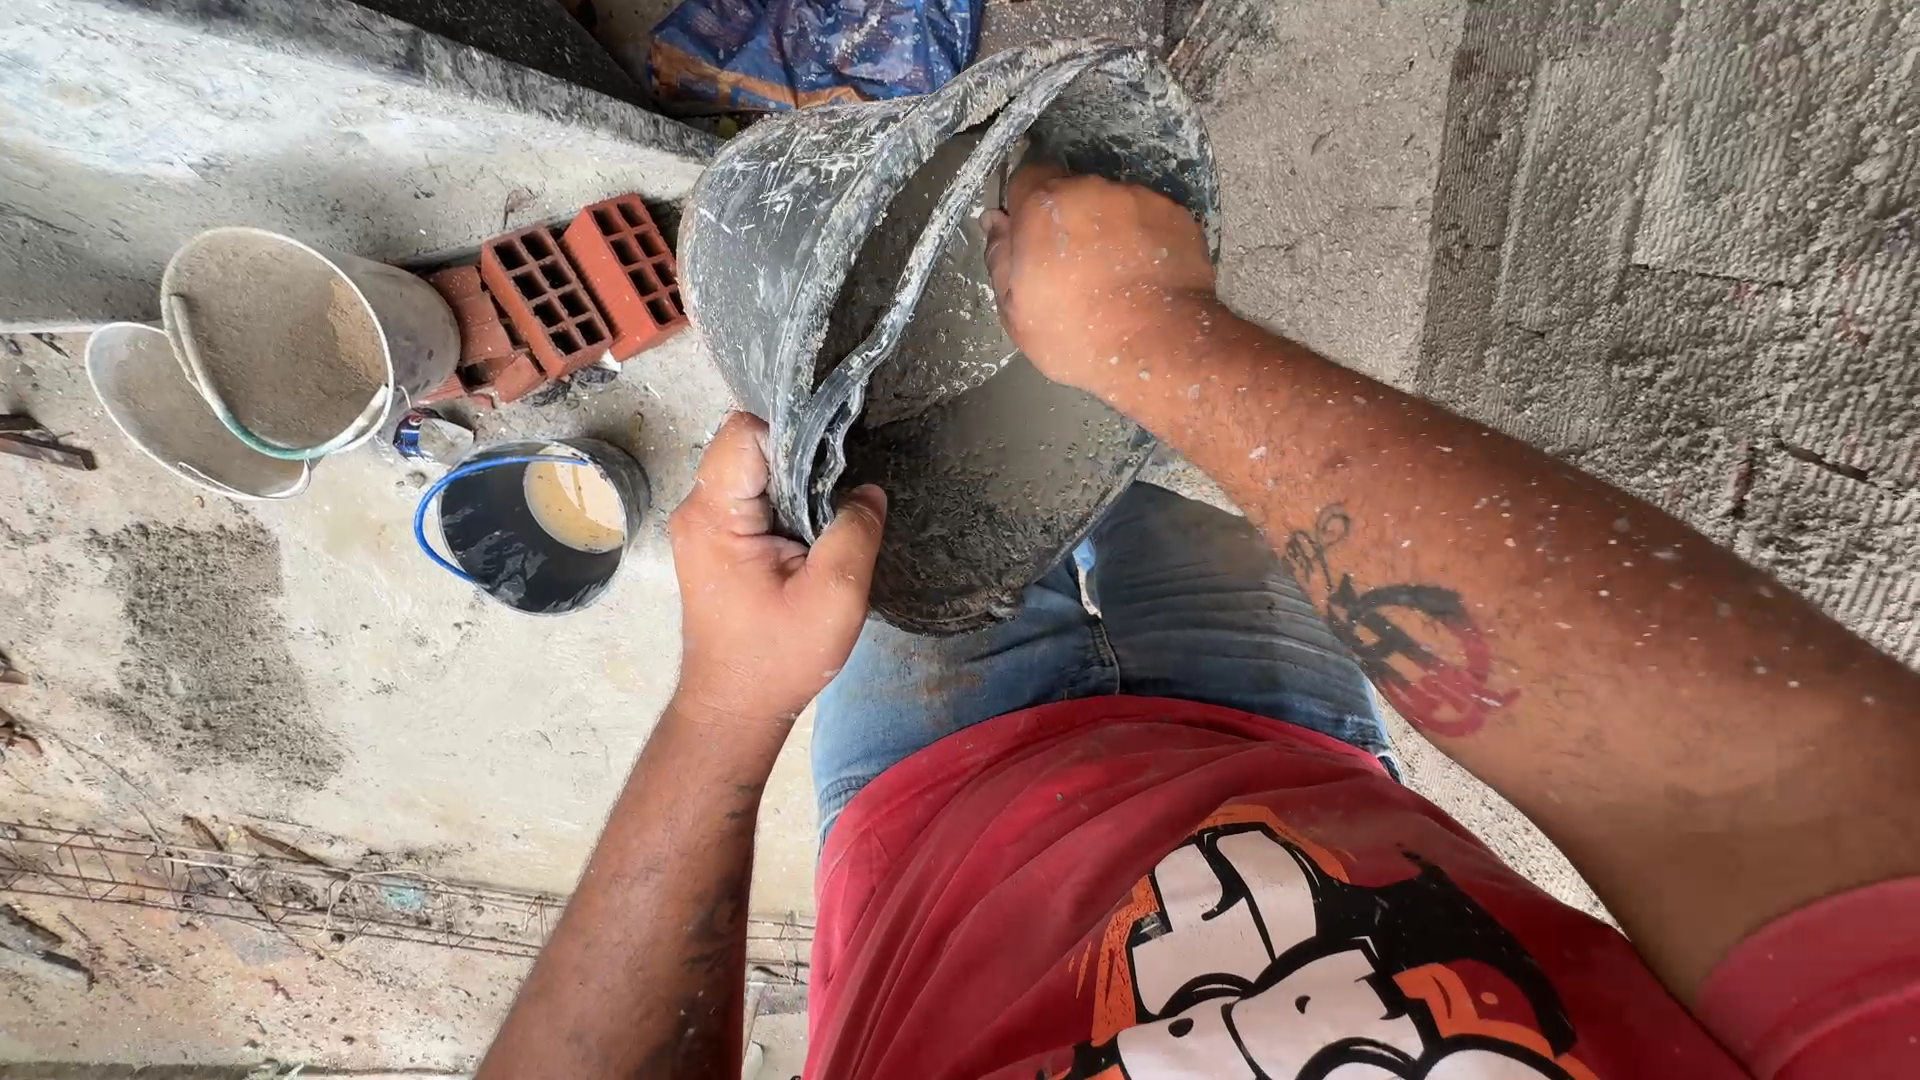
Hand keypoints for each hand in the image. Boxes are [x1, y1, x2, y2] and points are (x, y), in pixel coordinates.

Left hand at [667, 413, 886, 729]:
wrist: (736, 708)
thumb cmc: (778, 658)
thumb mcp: (835, 596)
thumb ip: (856, 532)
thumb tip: (868, 493)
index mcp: (715, 516)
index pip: (745, 432)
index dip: (794, 432)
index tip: (835, 457)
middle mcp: (698, 511)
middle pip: (749, 448)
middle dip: (800, 459)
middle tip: (842, 488)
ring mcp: (703, 527)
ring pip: (753, 473)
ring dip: (796, 485)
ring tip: (832, 510)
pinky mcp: (717, 543)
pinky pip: (753, 499)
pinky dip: (786, 504)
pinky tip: (815, 529)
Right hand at [982, 166, 1214, 391]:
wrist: (1159, 347)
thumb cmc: (1077, 336)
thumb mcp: (1016, 311)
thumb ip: (999, 258)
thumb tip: (993, 222)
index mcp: (1044, 206)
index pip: (1027, 177)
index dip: (1026, 206)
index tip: (1031, 239)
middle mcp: (1092, 189)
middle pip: (1072, 191)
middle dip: (1068, 222)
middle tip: (1073, 271)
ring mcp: (1139, 199)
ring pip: (1112, 206)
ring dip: (1107, 231)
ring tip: (1113, 279)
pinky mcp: (1176, 216)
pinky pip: (1148, 220)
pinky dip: (1142, 241)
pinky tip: (1142, 278)